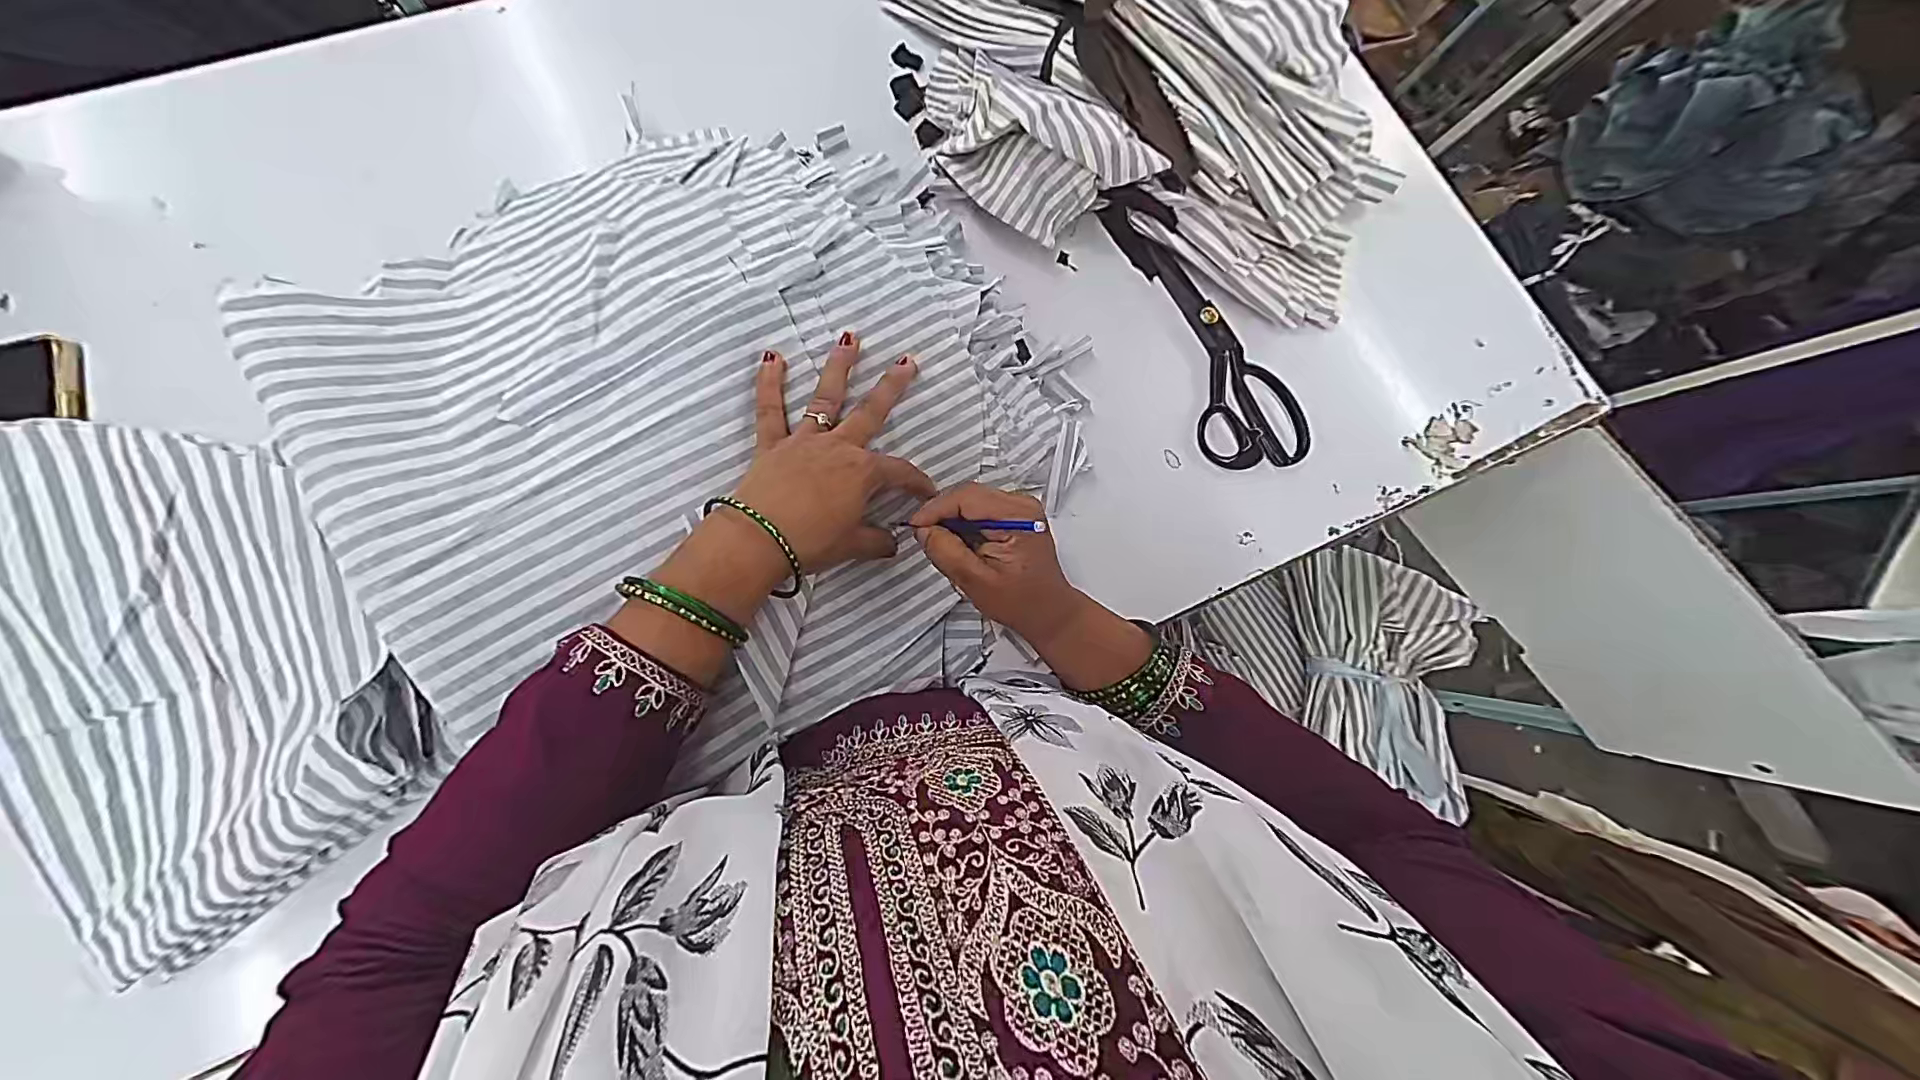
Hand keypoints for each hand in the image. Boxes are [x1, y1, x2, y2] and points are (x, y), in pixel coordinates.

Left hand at [730, 333, 935, 571]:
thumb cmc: (810, 542)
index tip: (927, 493)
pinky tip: (772, 357)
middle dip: (892, 386)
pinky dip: (769, 383)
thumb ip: (876, 541)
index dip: (918, 483)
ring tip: (849, 339)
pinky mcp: (773, 445)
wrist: (759, 540)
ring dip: (839, 367)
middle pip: (870, 412)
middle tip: (907, 362)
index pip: (900, 472)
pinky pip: (770, 410)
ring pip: (826, 398)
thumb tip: (892, 543)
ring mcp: (804, 442)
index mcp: (862, 472)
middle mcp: (838, 448)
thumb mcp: (852, 546)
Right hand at [910, 483, 1151, 690]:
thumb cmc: (1023, 602)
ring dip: (952, 519)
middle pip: (967, 495)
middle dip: (942, 514)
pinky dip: (964, 524)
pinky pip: (979, 510)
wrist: (1049, 612)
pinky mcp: (1014, 516)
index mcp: (1017, 516)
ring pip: (971, 501)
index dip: (935, 509)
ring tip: (945, 546)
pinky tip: (961, 545)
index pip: (965, 497)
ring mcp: (1019, 508)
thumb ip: (947, 552)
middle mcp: (1022, 504)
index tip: (916, 526)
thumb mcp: (976, 581)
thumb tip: (924, 530)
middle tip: (924, 537)